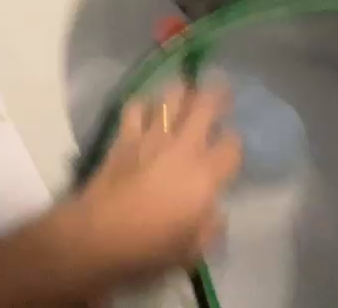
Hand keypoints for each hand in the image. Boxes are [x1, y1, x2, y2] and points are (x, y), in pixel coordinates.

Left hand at [66, 83, 241, 282]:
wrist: (103, 234)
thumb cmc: (152, 247)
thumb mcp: (193, 250)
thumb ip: (209, 226)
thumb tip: (213, 210)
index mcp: (205, 175)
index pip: (231, 146)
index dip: (234, 143)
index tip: (231, 145)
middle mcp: (182, 147)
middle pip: (204, 107)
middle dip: (216, 94)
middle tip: (221, 87)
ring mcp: (151, 136)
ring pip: (170, 98)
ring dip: (181, 91)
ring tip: (186, 88)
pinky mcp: (125, 135)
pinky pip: (136, 107)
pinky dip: (144, 104)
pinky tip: (146, 107)